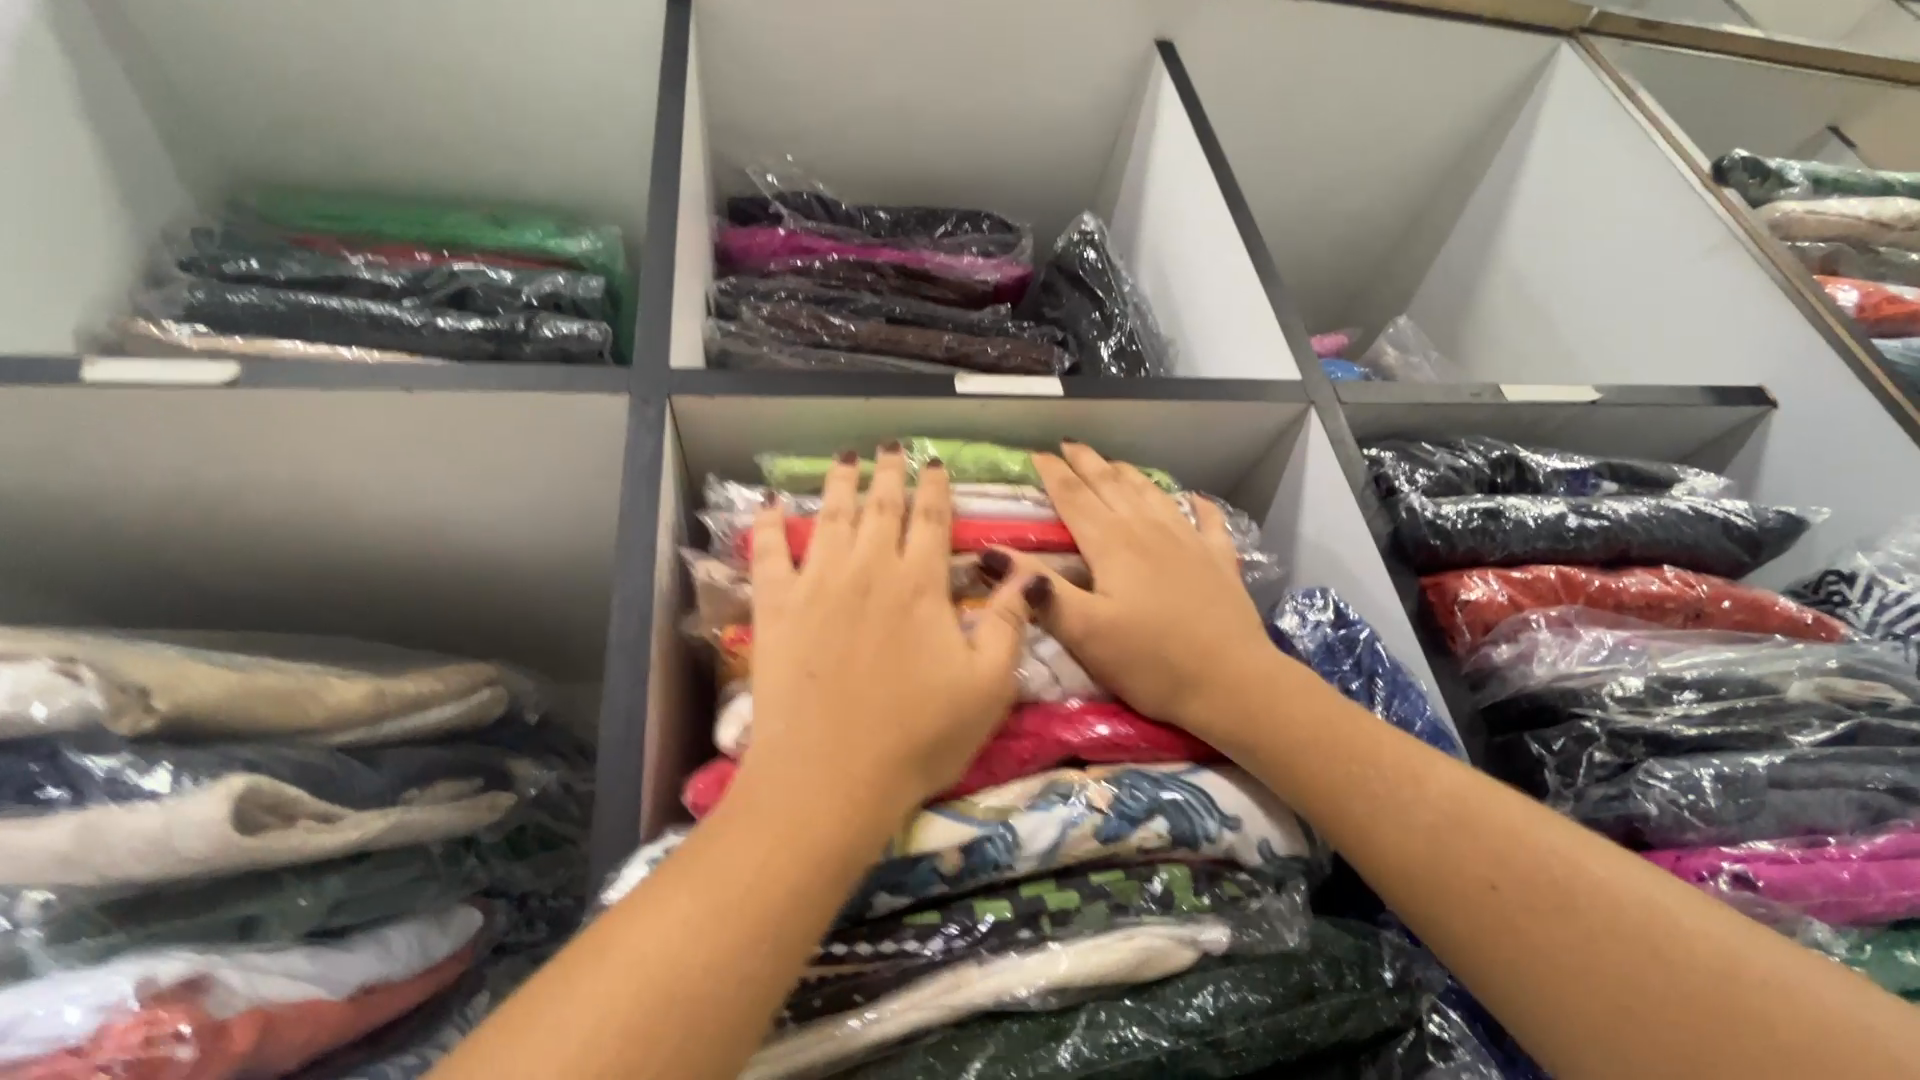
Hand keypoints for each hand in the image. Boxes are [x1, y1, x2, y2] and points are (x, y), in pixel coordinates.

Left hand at [740, 442, 1040, 821]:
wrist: (830, 777)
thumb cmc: (919, 737)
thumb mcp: (988, 686)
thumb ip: (1009, 623)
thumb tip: (1030, 572)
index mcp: (920, 584)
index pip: (931, 519)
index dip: (935, 487)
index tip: (934, 463)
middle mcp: (868, 569)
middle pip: (880, 506)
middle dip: (888, 472)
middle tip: (890, 447)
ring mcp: (816, 585)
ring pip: (830, 517)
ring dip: (840, 483)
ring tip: (845, 458)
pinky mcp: (775, 609)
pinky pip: (768, 553)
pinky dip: (767, 524)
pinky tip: (768, 504)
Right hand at [982, 442, 1280, 748]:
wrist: (1232, 683)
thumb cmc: (1149, 661)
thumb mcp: (1083, 631)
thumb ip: (1040, 590)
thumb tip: (989, 552)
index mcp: (1112, 544)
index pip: (1075, 498)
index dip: (1054, 475)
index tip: (1036, 454)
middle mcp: (1149, 531)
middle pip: (1113, 486)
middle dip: (1088, 464)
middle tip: (1069, 446)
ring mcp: (1190, 542)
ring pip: (1154, 495)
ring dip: (1130, 475)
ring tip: (1113, 463)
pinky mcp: (1219, 561)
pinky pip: (1207, 521)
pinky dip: (1197, 504)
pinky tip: (1194, 498)